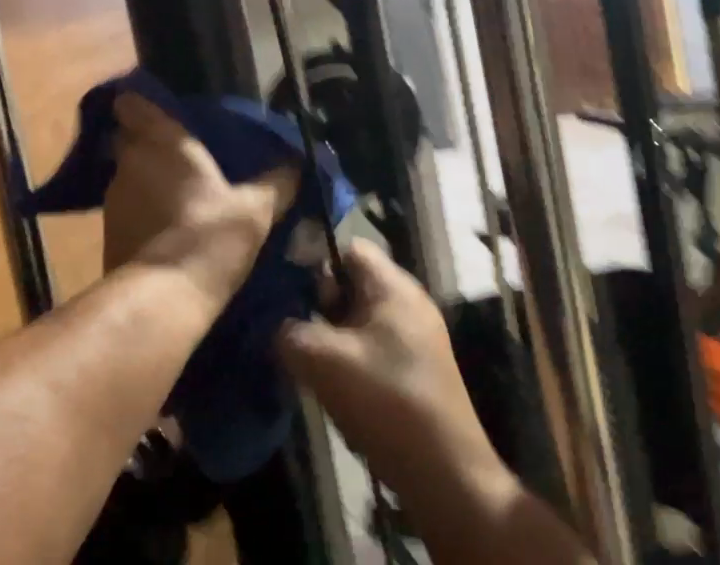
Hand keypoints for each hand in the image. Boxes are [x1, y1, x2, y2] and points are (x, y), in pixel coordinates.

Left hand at [103, 92, 296, 304]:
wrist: (162, 297)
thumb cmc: (209, 237)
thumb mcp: (256, 210)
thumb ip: (278, 182)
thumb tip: (298, 161)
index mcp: (162, 142)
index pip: (132, 104)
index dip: (141, 104)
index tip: (163, 112)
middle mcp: (130, 161)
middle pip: (130, 139)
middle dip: (150, 144)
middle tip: (183, 157)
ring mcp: (112, 197)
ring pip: (128, 175)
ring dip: (148, 181)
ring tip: (180, 196)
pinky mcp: (108, 231)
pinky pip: (126, 208)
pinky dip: (143, 212)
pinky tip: (168, 228)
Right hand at [276, 240, 509, 501]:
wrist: (443, 473)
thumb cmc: (385, 400)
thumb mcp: (321, 359)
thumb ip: (288, 331)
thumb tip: (276, 326)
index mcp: (394, 288)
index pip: (348, 247)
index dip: (313, 256)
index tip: (280, 280)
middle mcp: (407, 304)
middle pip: (349, 282)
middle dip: (313, 298)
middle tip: (280, 318)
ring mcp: (411, 339)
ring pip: (353, 318)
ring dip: (324, 332)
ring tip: (293, 350)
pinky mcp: (408, 369)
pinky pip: (365, 345)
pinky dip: (341, 355)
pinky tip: (319, 378)